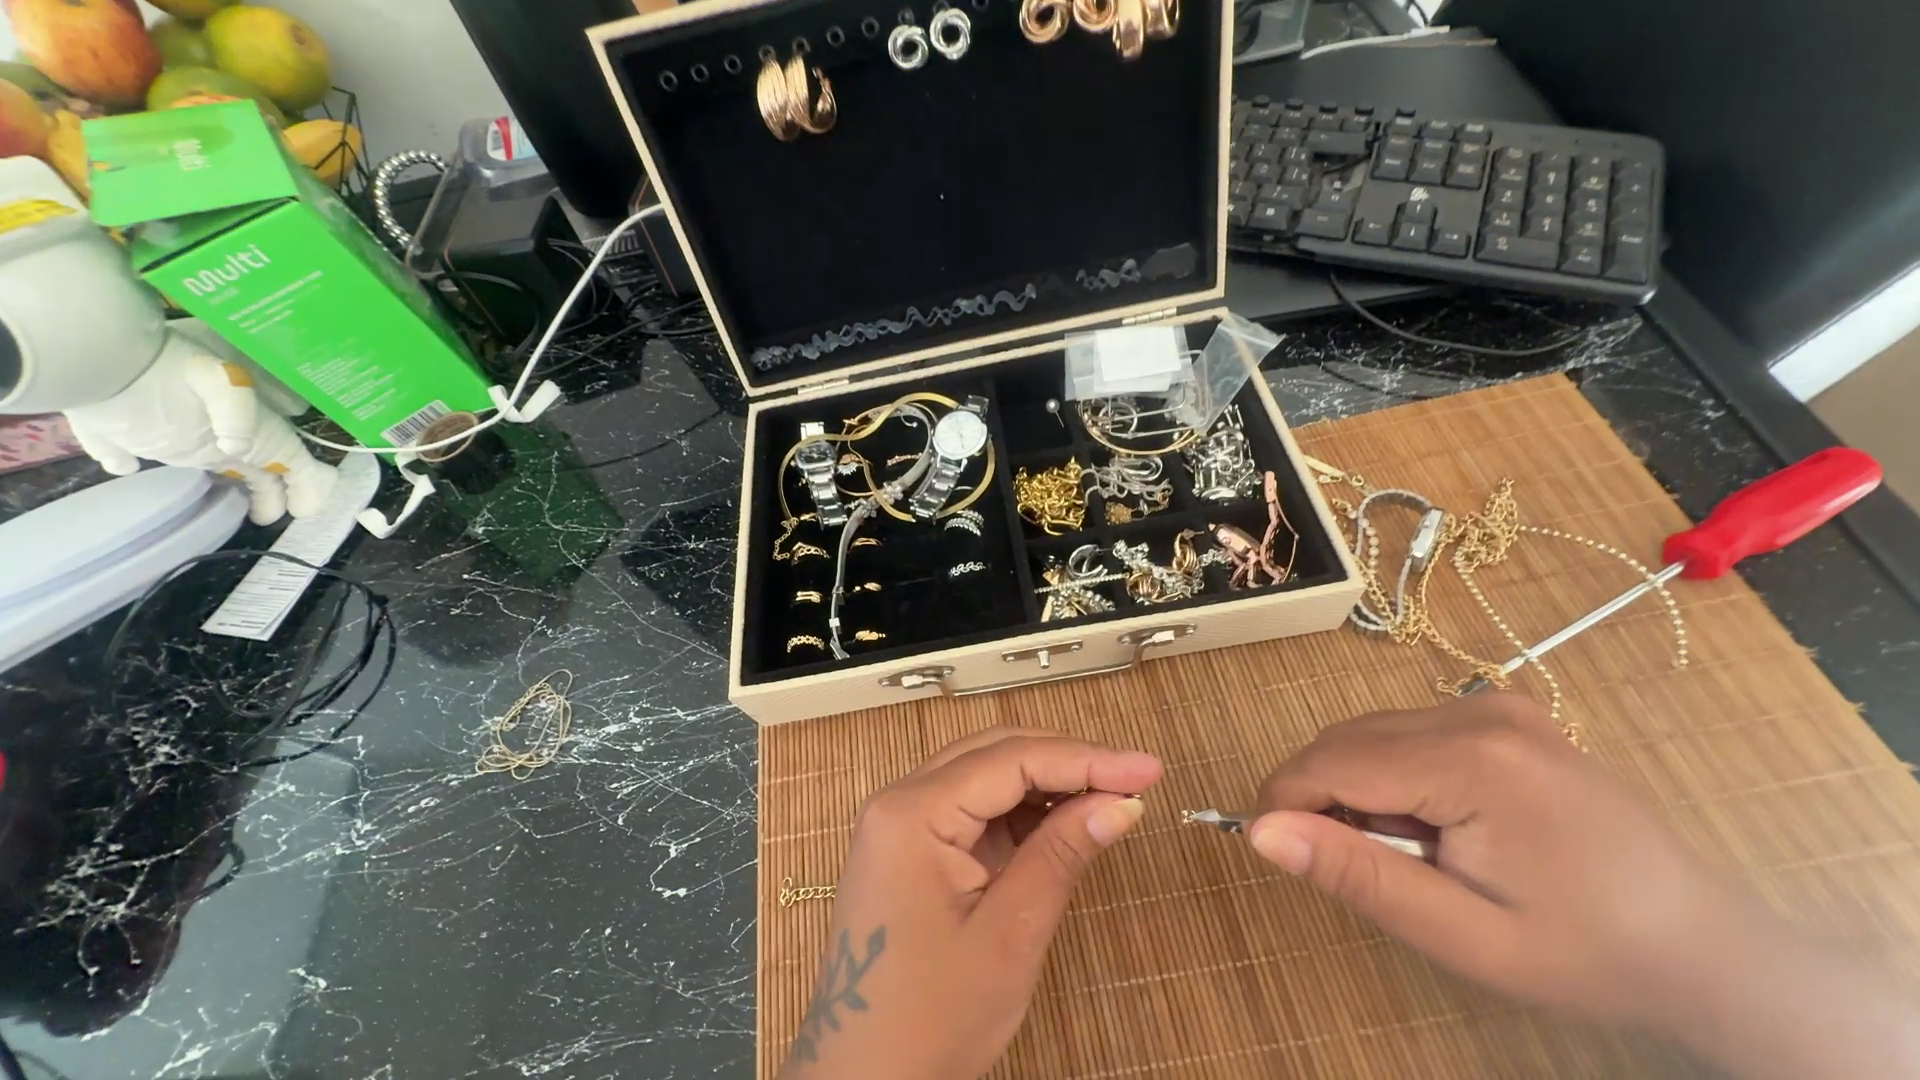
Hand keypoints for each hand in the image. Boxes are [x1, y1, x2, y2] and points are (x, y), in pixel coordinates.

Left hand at [779, 728, 1162, 1079]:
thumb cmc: (931, 1018)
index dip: (1086, 758)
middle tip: (1134, 777)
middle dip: (1068, 760)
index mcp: (911, 813)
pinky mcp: (911, 845)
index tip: (1149, 767)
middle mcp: (898, 801)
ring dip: (1047, 781)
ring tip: (1109, 798)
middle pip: (995, 753)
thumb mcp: (1009, 936)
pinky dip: (1021, 810)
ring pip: (985, 773)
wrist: (863, 1078)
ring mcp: (900, 822)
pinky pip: (973, 806)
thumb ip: (1062, 855)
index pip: (1011, 759)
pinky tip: (1064, 821)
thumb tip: (1122, 803)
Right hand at [1248, 694, 1919, 1079]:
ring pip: (1371, 733)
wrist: (1704, 946)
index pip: (1332, 761)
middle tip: (1357, 868)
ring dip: (1358, 789)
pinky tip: (1433, 823)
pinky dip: (1391, 775)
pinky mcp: (1503, 715)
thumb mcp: (1461, 933)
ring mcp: (1496, 706)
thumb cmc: (1583, 953)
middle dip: (1324, 798)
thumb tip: (1260, 831)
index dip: (1285, 803)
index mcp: (1472, 759)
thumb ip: (1356, 874)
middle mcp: (1479, 712)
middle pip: (1347, 740)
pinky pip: (1406, 732)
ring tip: (1408, 853)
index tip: (1276, 852)